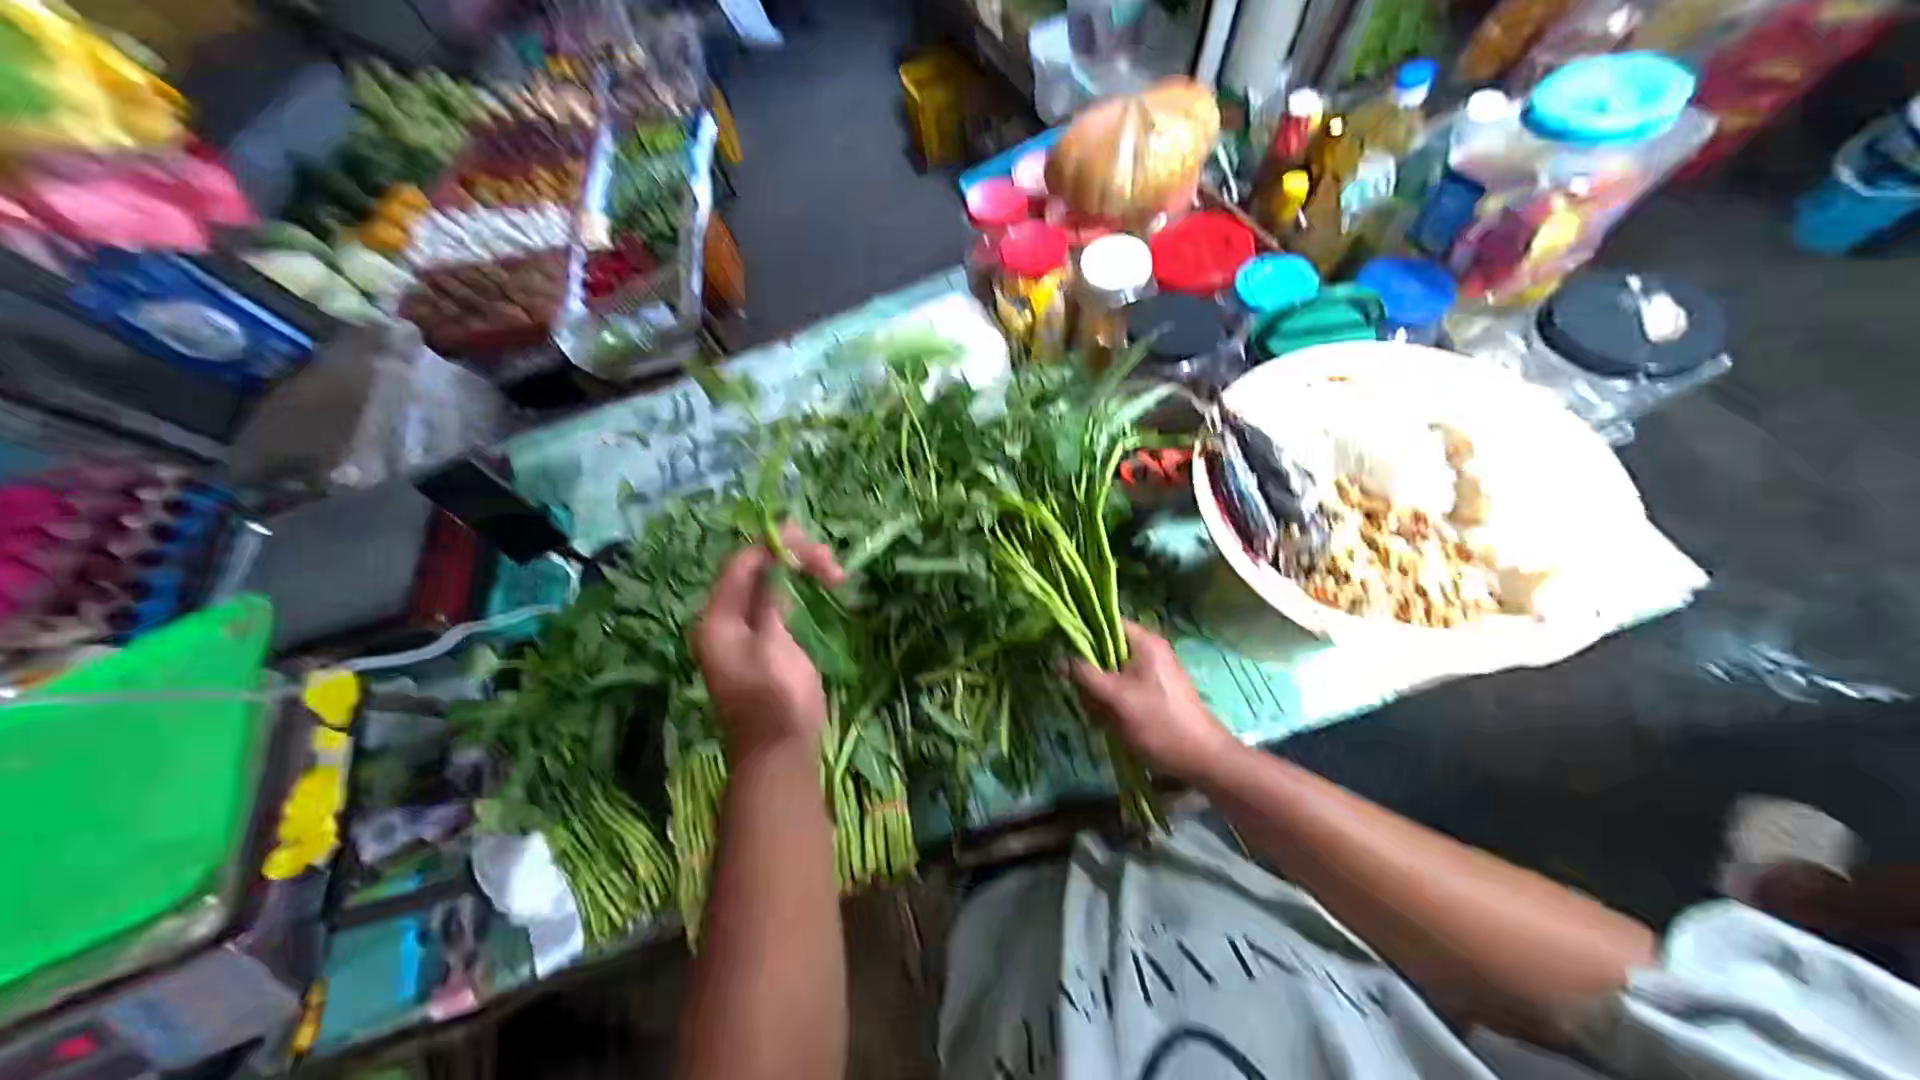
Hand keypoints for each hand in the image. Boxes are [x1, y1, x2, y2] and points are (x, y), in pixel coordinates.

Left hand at [692, 525, 846, 762]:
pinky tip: (824, 584)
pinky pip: (779, 600)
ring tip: (835, 572)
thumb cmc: (775, 704)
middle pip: (756, 570)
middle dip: (793, 558)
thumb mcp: (772, 650)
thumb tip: (775, 561)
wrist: (780, 753)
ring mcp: (747, 629)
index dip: (773, 547)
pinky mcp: (767, 639)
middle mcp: (727, 619)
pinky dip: (801, 588)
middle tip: (832, 564)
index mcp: (717, 621)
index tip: (812, 545)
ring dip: (801, 570)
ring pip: (771, 582)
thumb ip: (770, 602)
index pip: (740, 566)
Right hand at [1069, 622, 1241, 782]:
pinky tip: (1111, 722)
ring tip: (1101, 716)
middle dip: (1090, 674)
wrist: (1202, 759)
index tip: (1063, 653)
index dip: (1082, 634)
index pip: (1105, 622)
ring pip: (1110, 672)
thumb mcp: (1116, 698)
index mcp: (1145, 642)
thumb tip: (1059, 659)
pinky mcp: (1153, 692)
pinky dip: (1112, 703)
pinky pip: (1122, 688)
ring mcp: (1152, 672)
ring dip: (1099, 693)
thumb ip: (1084, 674)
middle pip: (1104, 649)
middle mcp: (1149, 650)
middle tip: (1086, 696)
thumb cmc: (1159, 723)